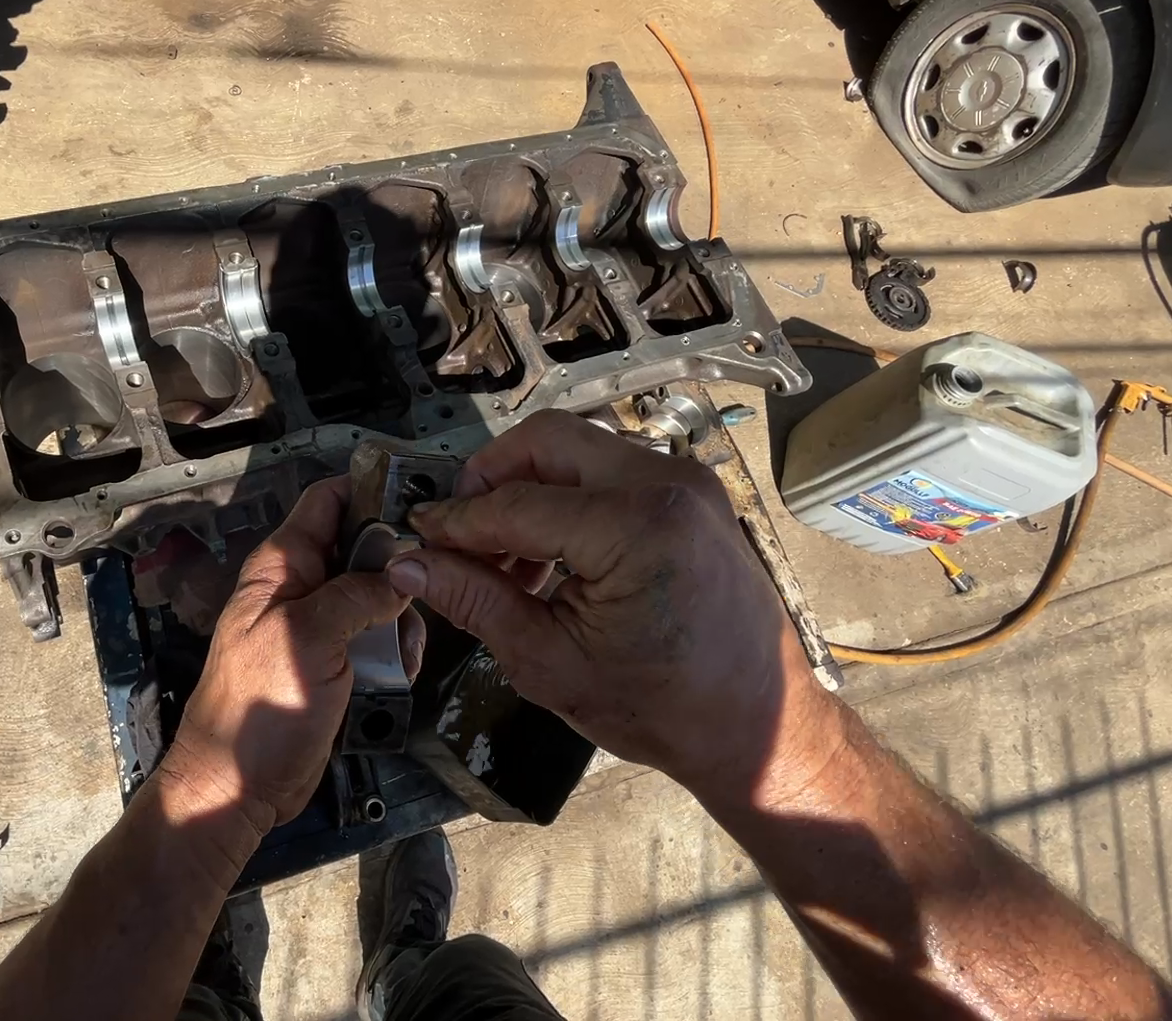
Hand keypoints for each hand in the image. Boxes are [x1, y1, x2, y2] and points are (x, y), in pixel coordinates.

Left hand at [164, 477, 416, 838]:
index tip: (419, 498)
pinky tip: (403, 667)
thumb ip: (357, 594)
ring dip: (400, 613)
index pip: (327, 501)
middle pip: (361, 547)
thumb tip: (402, 571)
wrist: (240, 782)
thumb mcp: (309, 635)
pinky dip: (394, 645)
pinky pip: (374, 634)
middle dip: (397, 562)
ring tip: (408, 647)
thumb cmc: (262, 702)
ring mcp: (320, 623)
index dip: (369, 490)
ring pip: (376, 593)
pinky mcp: (336, 658)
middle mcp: (303, 584)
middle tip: (433, 583)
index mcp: (284, 564)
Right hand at [382, 410, 814, 797]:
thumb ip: (474, 599)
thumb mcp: (548, 661)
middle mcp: (665, 483)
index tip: (418, 535)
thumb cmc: (661, 709)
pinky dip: (562, 497)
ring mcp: (685, 481)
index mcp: (634, 527)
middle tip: (459, 531)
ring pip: (574, 449)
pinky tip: (545, 555)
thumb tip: (410, 564)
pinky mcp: (690, 493)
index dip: (455, 521)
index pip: (513, 504)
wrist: (761, 729)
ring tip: (501, 556)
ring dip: (525, 489)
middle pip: (544, 441)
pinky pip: (605, 470)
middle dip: (489, 478)